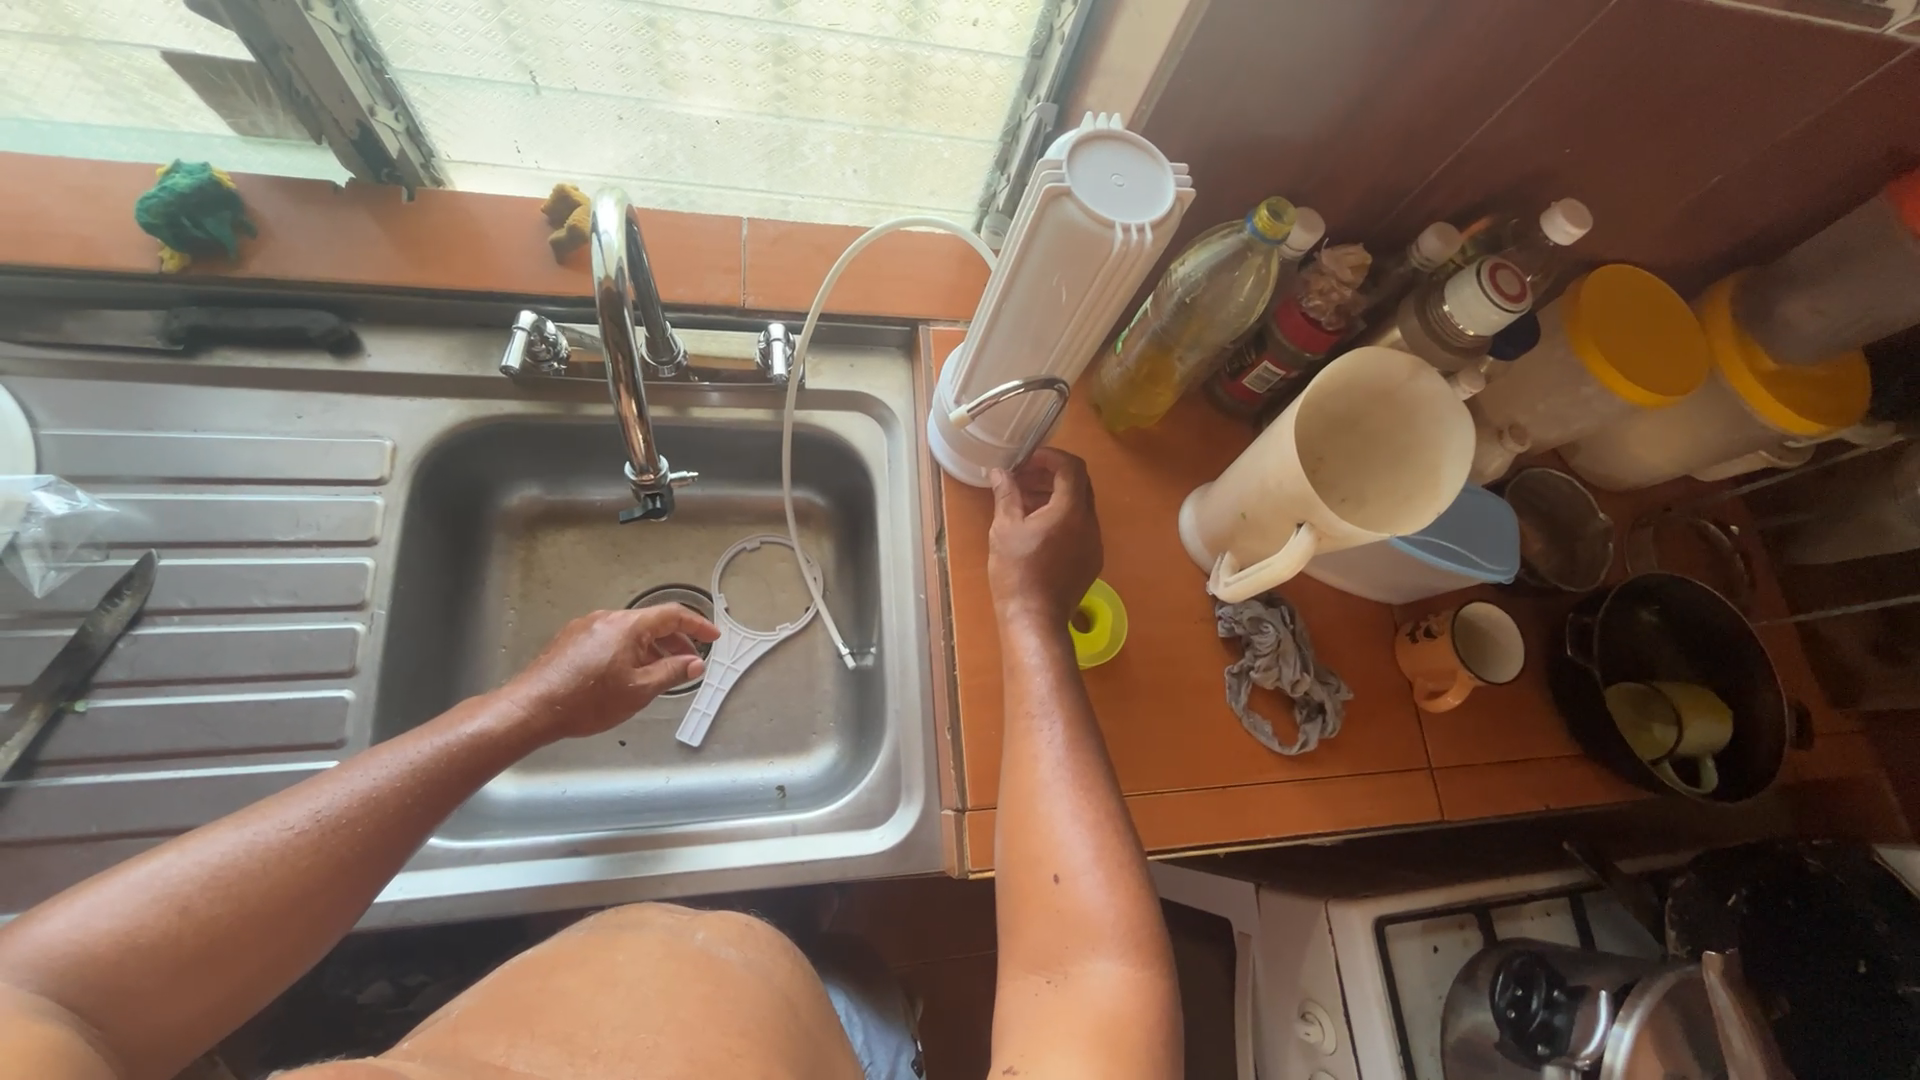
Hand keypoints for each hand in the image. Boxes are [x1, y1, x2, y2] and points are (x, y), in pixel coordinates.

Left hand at [498, 605, 721, 740]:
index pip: (673, 615)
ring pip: (630, 632)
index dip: (698, 625)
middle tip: (690, 662)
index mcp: (628, 625)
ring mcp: (586, 627)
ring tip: (661, 672)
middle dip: (676, 641)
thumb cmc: (586, 701)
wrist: (531, 709)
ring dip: (652, 648)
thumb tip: (695, 664)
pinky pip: (611, 639)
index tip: (713, 637)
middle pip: (652, 623)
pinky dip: (629, 651)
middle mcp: (607, 618)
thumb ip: (672, 672)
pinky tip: (629, 674)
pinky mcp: (571, 640)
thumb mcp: (640, 690)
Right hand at [988, 448, 1102, 627]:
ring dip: (1056, 497)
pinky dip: (1063, 518)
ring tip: (1024, 502)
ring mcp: (1094, 544)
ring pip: (1080, 507)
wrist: (1035, 619)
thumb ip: (1007, 494)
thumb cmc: (1016, 572)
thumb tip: (1000, 472)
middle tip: (1023, 478)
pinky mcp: (1091, 561)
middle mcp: (1090, 523)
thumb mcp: (1005, 529)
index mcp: (1071, 511)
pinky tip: (1038, 529)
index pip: (1072, 467)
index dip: (1050, 457)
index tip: (1027, 460)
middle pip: (1080, 485)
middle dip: (1052, 475)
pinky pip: (1081, 527)